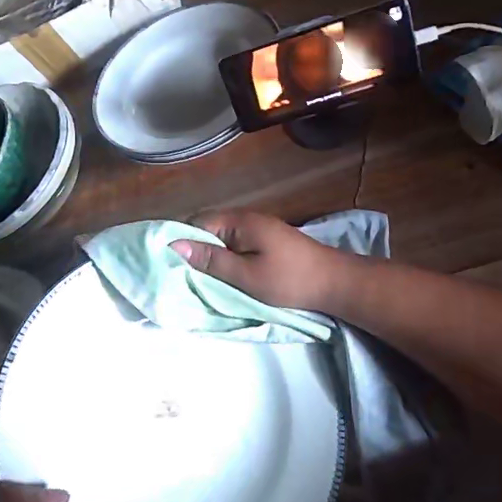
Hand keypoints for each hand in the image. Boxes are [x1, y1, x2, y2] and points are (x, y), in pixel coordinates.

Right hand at [170, 210, 359, 312]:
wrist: (335, 283)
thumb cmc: (289, 280)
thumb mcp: (246, 275)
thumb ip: (211, 260)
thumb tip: (174, 245)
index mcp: (239, 221)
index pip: (195, 221)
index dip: (179, 239)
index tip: (166, 262)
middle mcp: (245, 218)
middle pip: (207, 228)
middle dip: (192, 248)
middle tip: (180, 274)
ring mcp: (257, 228)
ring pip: (220, 238)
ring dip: (209, 255)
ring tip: (197, 277)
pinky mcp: (265, 241)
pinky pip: (234, 244)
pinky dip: (225, 257)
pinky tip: (222, 274)